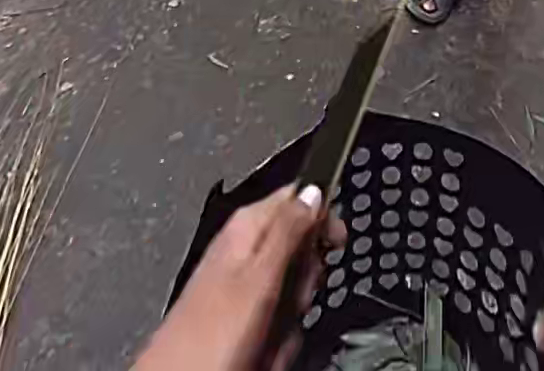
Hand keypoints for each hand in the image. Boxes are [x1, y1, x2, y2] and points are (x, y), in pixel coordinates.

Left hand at [130, 184, 345, 370]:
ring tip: (270, 338)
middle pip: (299, 247)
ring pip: (291, 289)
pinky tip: (261, 354)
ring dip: (290, 318)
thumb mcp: (260, 278)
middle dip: (305, 280)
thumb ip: (289, 229)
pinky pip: (275, 319)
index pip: (298, 196)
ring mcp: (241, 284)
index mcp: (247, 226)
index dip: (322, 218)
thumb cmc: (209, 339)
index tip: (335, 243)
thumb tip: (313, 190)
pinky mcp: (239, 317)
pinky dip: (275, 340)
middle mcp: (244, 248)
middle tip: (293, 301)